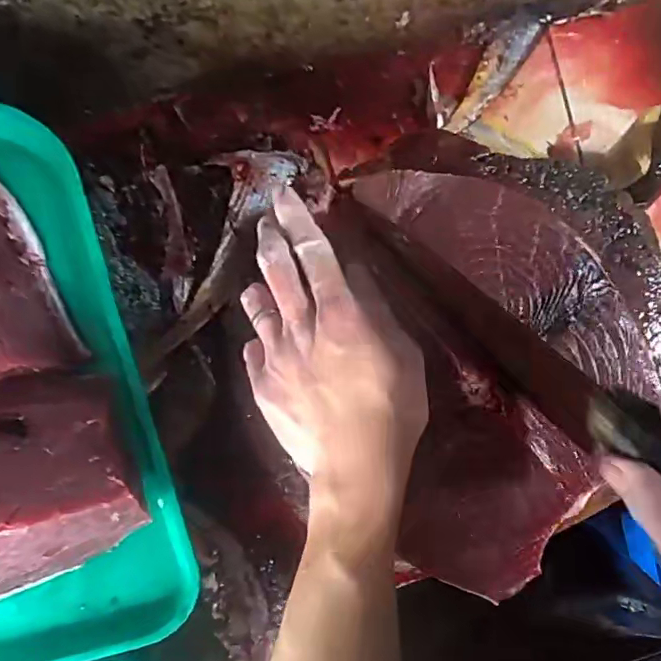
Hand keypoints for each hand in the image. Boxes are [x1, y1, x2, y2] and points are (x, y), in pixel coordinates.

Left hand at [243, 188, 426, 517]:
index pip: (315, 254)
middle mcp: (301, 326)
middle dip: (270, 240)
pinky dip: (261, 338)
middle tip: (266, 223)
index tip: (285, 195)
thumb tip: (358, 275)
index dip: (300, 221)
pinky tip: (265, 342)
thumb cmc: (395, 409)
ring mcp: (276, 356)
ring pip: (258, 308)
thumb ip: (379, 311)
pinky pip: (254, 350)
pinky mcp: (263, 385)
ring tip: (259, 281)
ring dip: (259, 287)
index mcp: (341, 314)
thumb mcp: (406, 355)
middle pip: (277, 272)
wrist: (356, 464)